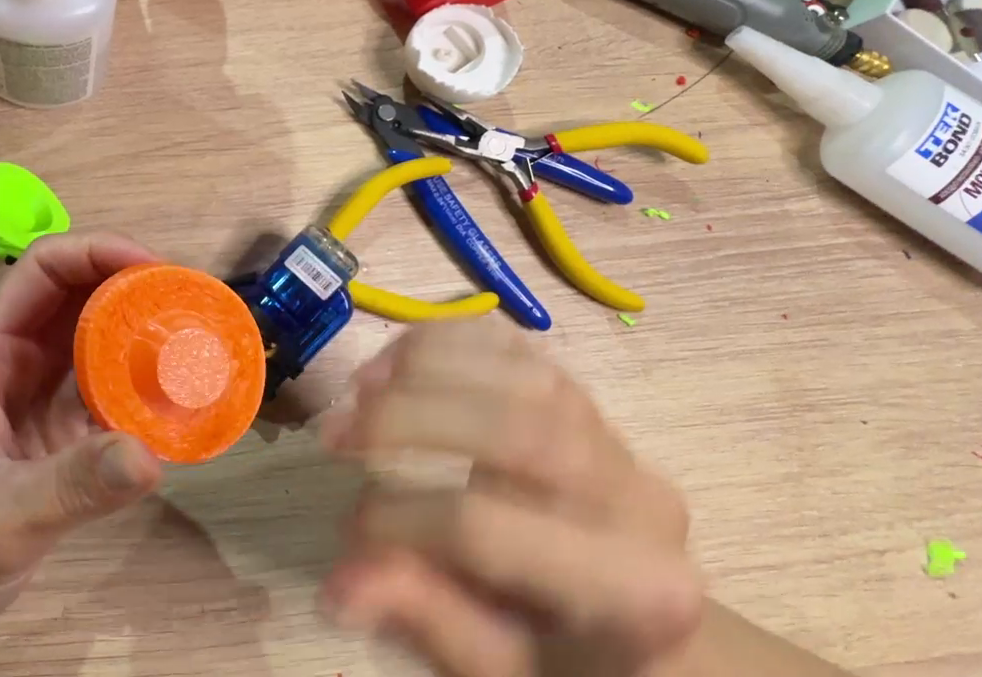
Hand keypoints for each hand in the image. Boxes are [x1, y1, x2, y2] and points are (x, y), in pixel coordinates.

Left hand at [0, 233, 164, 633]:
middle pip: (75, 293)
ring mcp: (37, 391)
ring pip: (94, 334)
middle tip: (192, 299)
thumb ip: (74, 486)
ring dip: (141, 328)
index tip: (155, 267)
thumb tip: (150, 456)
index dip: (95, 252)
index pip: (40, 271)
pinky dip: (142, 380)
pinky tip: (179, 389)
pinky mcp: (59, 427)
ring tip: (196, 332)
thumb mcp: (3, 516)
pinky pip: (106, 384)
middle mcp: (12, 358)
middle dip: (131, 284)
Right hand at [317, 320, 705, 676]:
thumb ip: (427, 620)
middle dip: (408, 419)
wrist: (646, 626)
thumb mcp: (500, 668)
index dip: (400, 520)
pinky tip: (398, 360)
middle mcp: (637, 504)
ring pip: (523, 372)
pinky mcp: (586, 403)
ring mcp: (617, 442)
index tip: (348, 533)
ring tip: (360, 388)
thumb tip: (339, 586)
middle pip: (520, 430)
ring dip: (424, 366)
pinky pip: (521, 348)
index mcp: (632, 593)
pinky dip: (451, 337)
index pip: (492, 531)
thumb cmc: (566, 657)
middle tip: (335, 434)